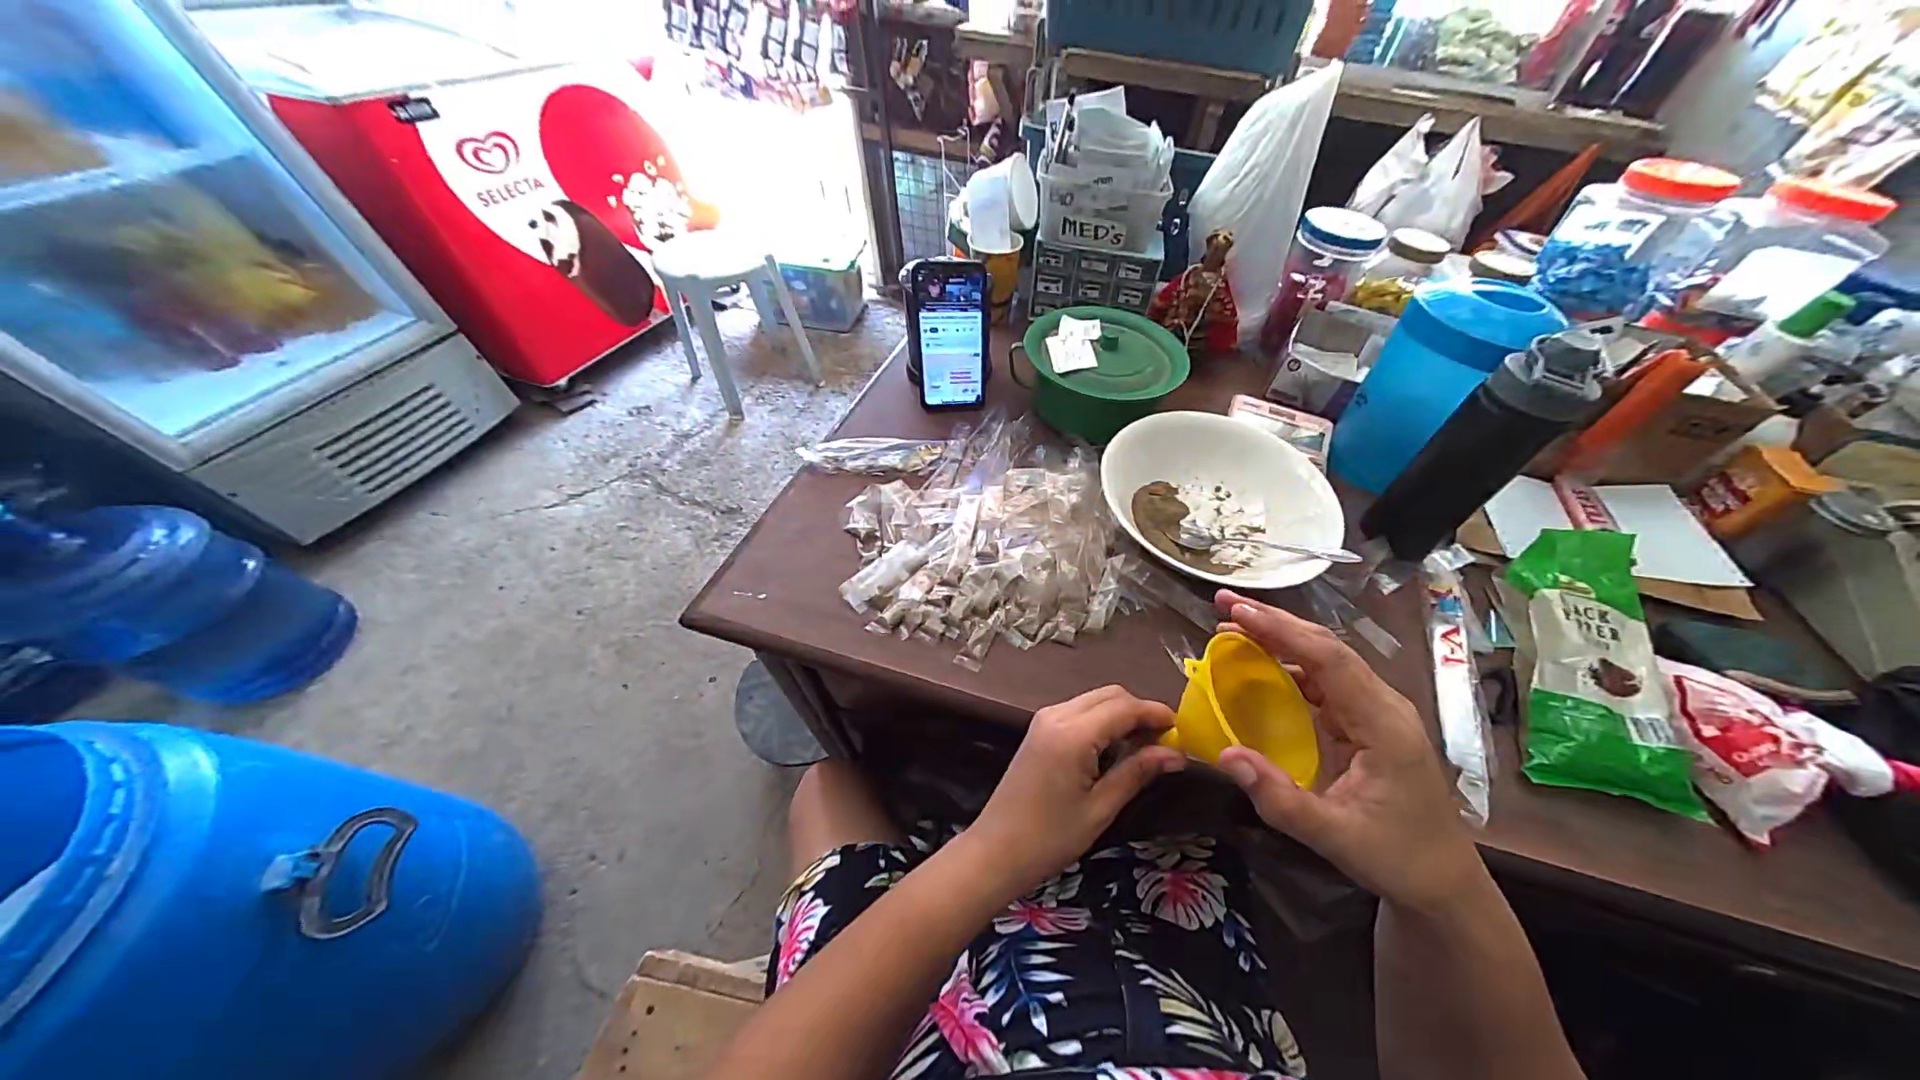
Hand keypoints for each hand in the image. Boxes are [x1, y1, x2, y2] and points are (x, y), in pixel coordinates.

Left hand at [968, 686, 1184, 897]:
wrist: (996, 849)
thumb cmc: (1050, 837)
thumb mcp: (1100, 808)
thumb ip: (1137, 772)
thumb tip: (1176, 754)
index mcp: (1072, 733)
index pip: (1124, 707)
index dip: (1156, 714)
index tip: (1183, 731)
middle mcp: (1057, 715)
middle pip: (1110, 695)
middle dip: (1140, 711)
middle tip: (1164, 743)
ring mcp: (1044, 719)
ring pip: (1094, 700)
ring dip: (1121, 715)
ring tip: (1144, 749)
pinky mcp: (1039, 729)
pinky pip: (1079, 711)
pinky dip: (1102, 721)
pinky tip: (1114, 749)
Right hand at [1214, 590, 1485, 913]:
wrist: (1443, 880)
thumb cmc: (1394, 857)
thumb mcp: (1332, 836)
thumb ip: (1278, 798)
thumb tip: (1225, 754)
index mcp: (1383, 724)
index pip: (1329, 660)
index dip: (1282, 631)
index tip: (1238, 612)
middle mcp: (1383, 705)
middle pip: (1326, 647)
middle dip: (1274, 620)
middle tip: (1224, 602)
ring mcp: (1376, 709)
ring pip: (1324, 658)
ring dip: (1279, 637)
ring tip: (1232, 624)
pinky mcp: (1365, 719)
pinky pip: (1323, 678)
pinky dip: (1287, 663)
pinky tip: (1259, 662)